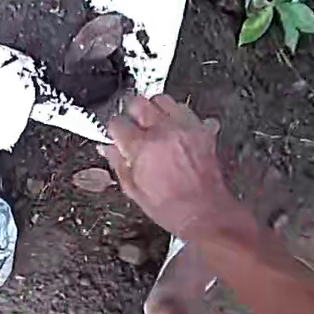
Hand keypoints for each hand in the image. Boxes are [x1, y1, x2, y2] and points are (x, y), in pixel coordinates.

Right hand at [100, 95, 248, 240]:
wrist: (204, 213)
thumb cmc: (172, 208)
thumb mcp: (134, 190)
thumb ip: (118, 163)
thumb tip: (108, 148)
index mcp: (142, 147)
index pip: (117, 122)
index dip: (114, 130)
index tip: (116, 135)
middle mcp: (164, 132)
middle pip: (138, 102)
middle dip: (131, 112)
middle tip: (132, 125)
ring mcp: (185, 129)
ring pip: (163, 100)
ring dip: (154, 109)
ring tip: (153, 124)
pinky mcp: (202, 130)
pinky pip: (186, 111)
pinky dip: (177, 116)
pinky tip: (174, 130)